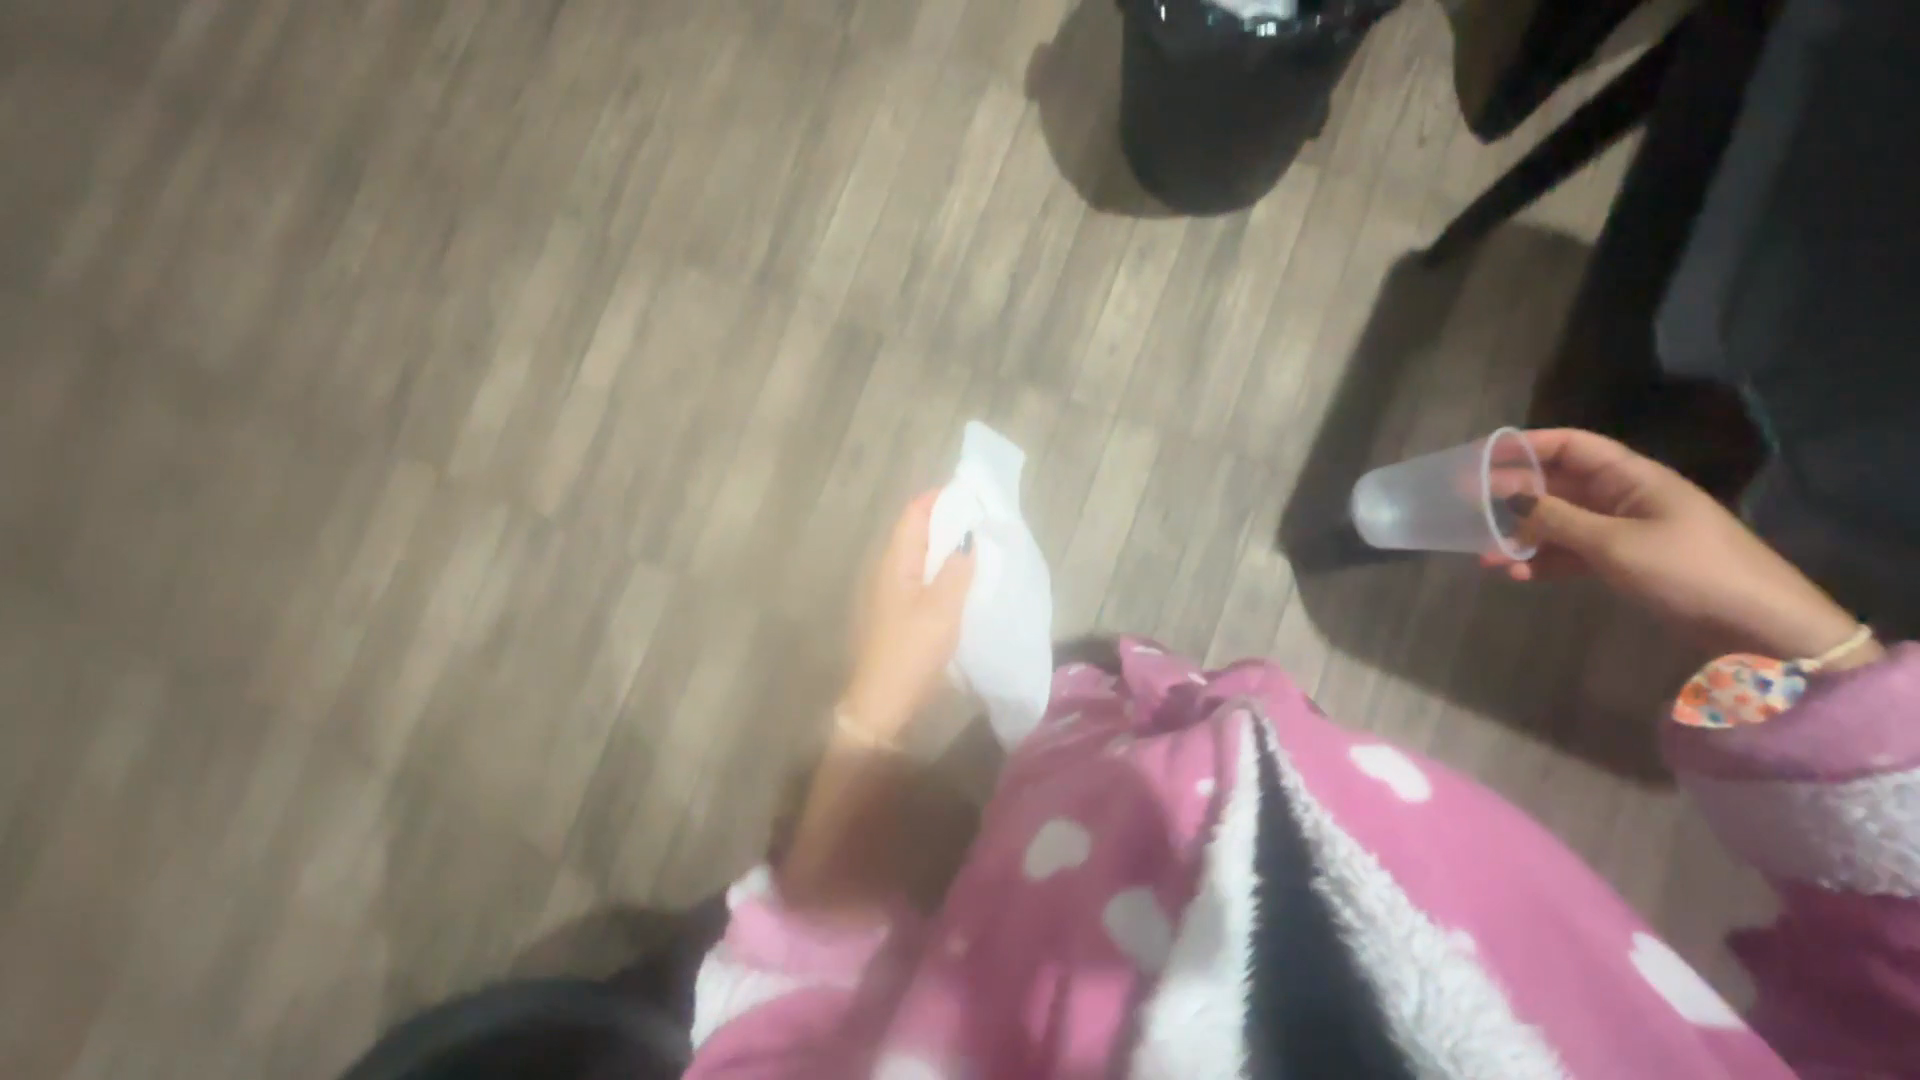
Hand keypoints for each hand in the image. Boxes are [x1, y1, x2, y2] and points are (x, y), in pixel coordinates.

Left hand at [840, 492, 975, 735]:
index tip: (974, 493)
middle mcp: (889, 570)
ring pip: (922, 558)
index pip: (914, 513)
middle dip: (949, 521)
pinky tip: (966, 582)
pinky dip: (944, 573)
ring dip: (948, 549)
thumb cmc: (911, 650)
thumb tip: (969, 537)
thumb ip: (958, 570)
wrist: (883, 702)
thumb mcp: (942, 608)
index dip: (941, 498)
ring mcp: (892, 593)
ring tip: (982, 545)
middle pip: (918, 533)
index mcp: (895, 561)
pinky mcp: (899, 614)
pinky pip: (924, 580)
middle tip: (986, 519)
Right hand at [1484, 429, 1876, 664]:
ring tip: (1483, 551)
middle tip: (1464, 504)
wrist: (1756, 625)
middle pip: (1557, 484)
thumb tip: (1510, 500)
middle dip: (1511, 493)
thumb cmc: (1689, 570)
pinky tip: (1514, 573)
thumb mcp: (1616, 543)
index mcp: (1632, 478)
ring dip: (1520, 534)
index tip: (1481, 457)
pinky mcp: (1621, 563)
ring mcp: (1622, 532)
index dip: (1527, 446)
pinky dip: (1541, 560)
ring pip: (1557, 522)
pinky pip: (1569, 554)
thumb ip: (1558, 520)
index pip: (1572, 446)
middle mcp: (1623, 498)